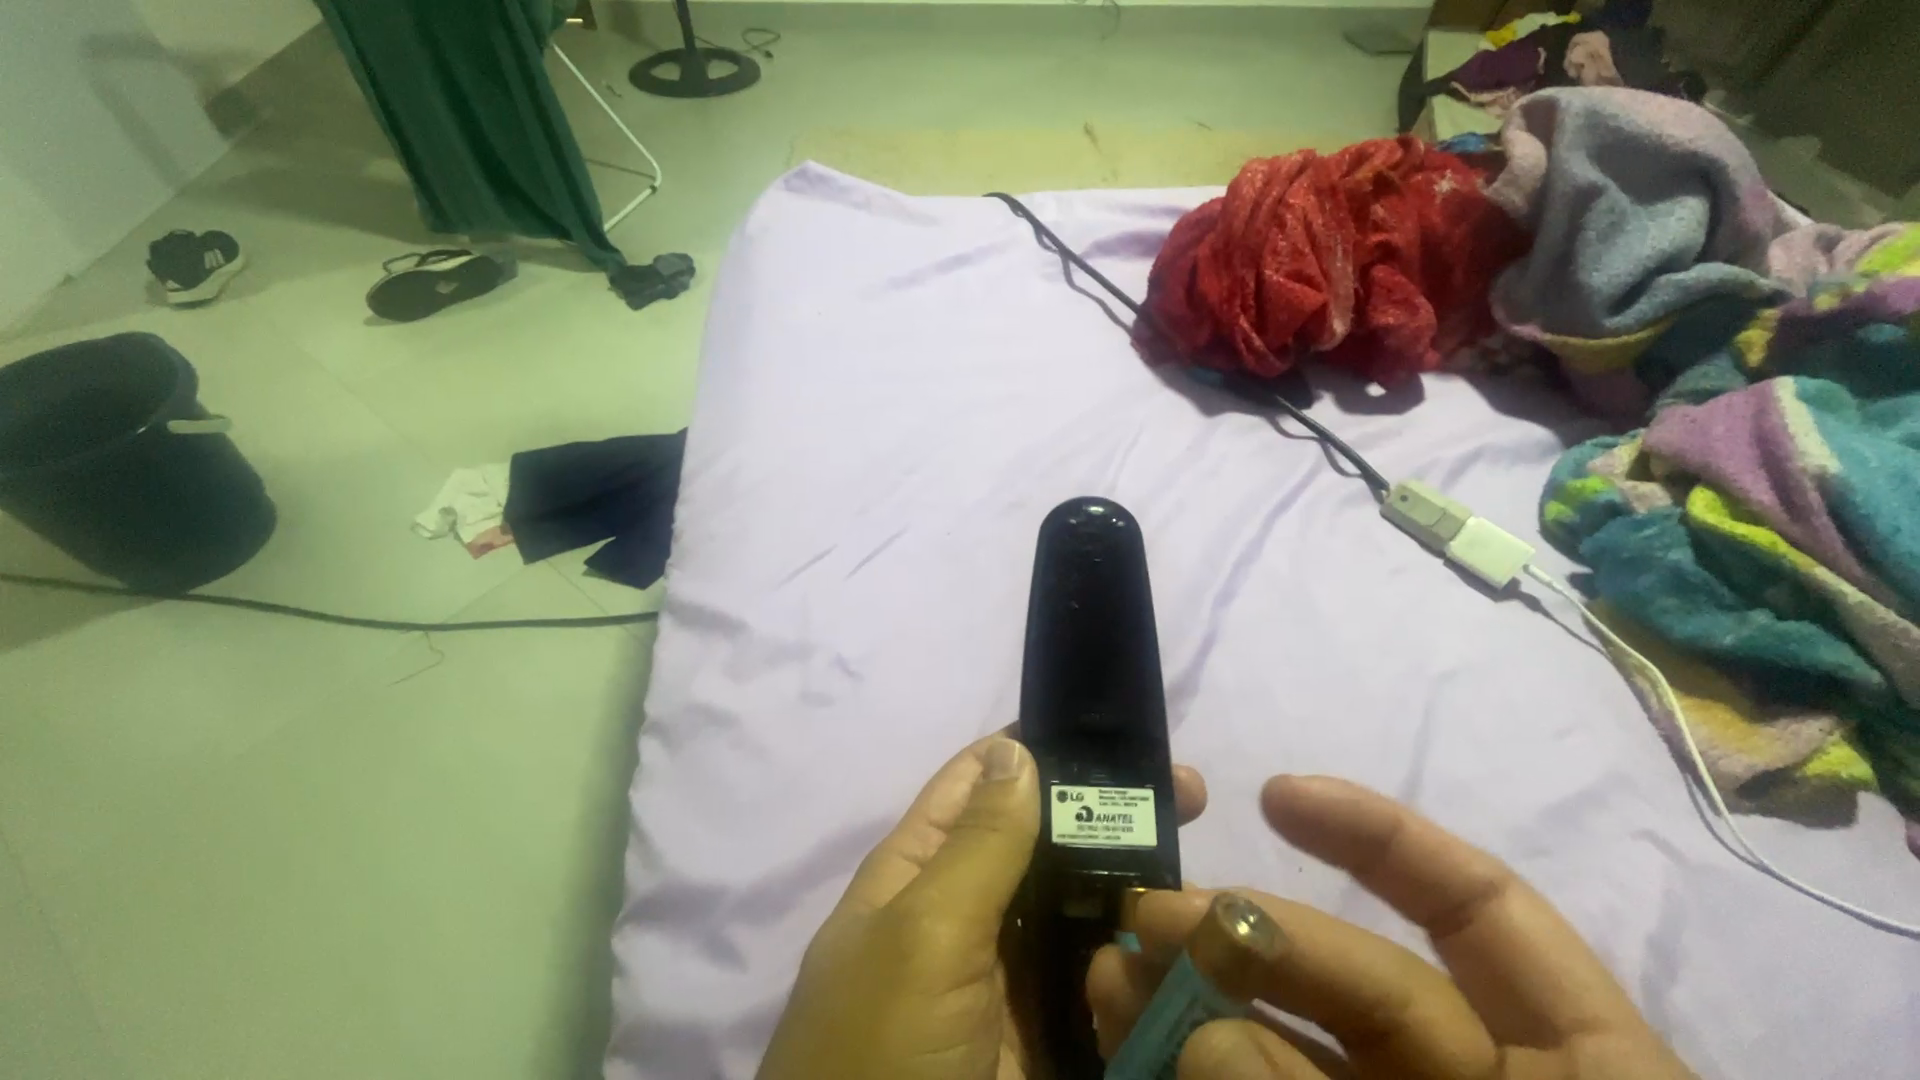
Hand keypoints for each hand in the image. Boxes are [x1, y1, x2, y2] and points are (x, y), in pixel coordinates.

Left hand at [757, 736, 1206, 1079]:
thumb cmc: (885, 1050)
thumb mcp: (922, 934)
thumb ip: (978, 844)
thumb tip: (1016, 749)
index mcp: (918, 876)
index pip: (980, 785)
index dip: (1040, 749)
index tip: (1117, 733)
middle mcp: (966, 918)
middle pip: (1042, 844)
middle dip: (1107, 816)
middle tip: (1192, 794)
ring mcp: (1011, 983)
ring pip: (1082, 912)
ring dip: (1135, 889)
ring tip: (1203, 869)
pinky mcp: (1054, 1040)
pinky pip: (1103, 985)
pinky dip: (1142, 962)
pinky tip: (1193, 940)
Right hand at [1088, 776, 1695, 1079]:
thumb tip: (1201, 1039)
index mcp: (1574, 1075)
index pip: (1479, 913)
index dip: (1380, 840)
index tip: (1272, 795)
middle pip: (1358, 980)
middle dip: (1247, 934)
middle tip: (1141, 914)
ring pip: (1281, 1048)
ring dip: (1194, 1005)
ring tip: (1106, 974)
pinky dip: (1185, 1072)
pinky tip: (1124, 1044)